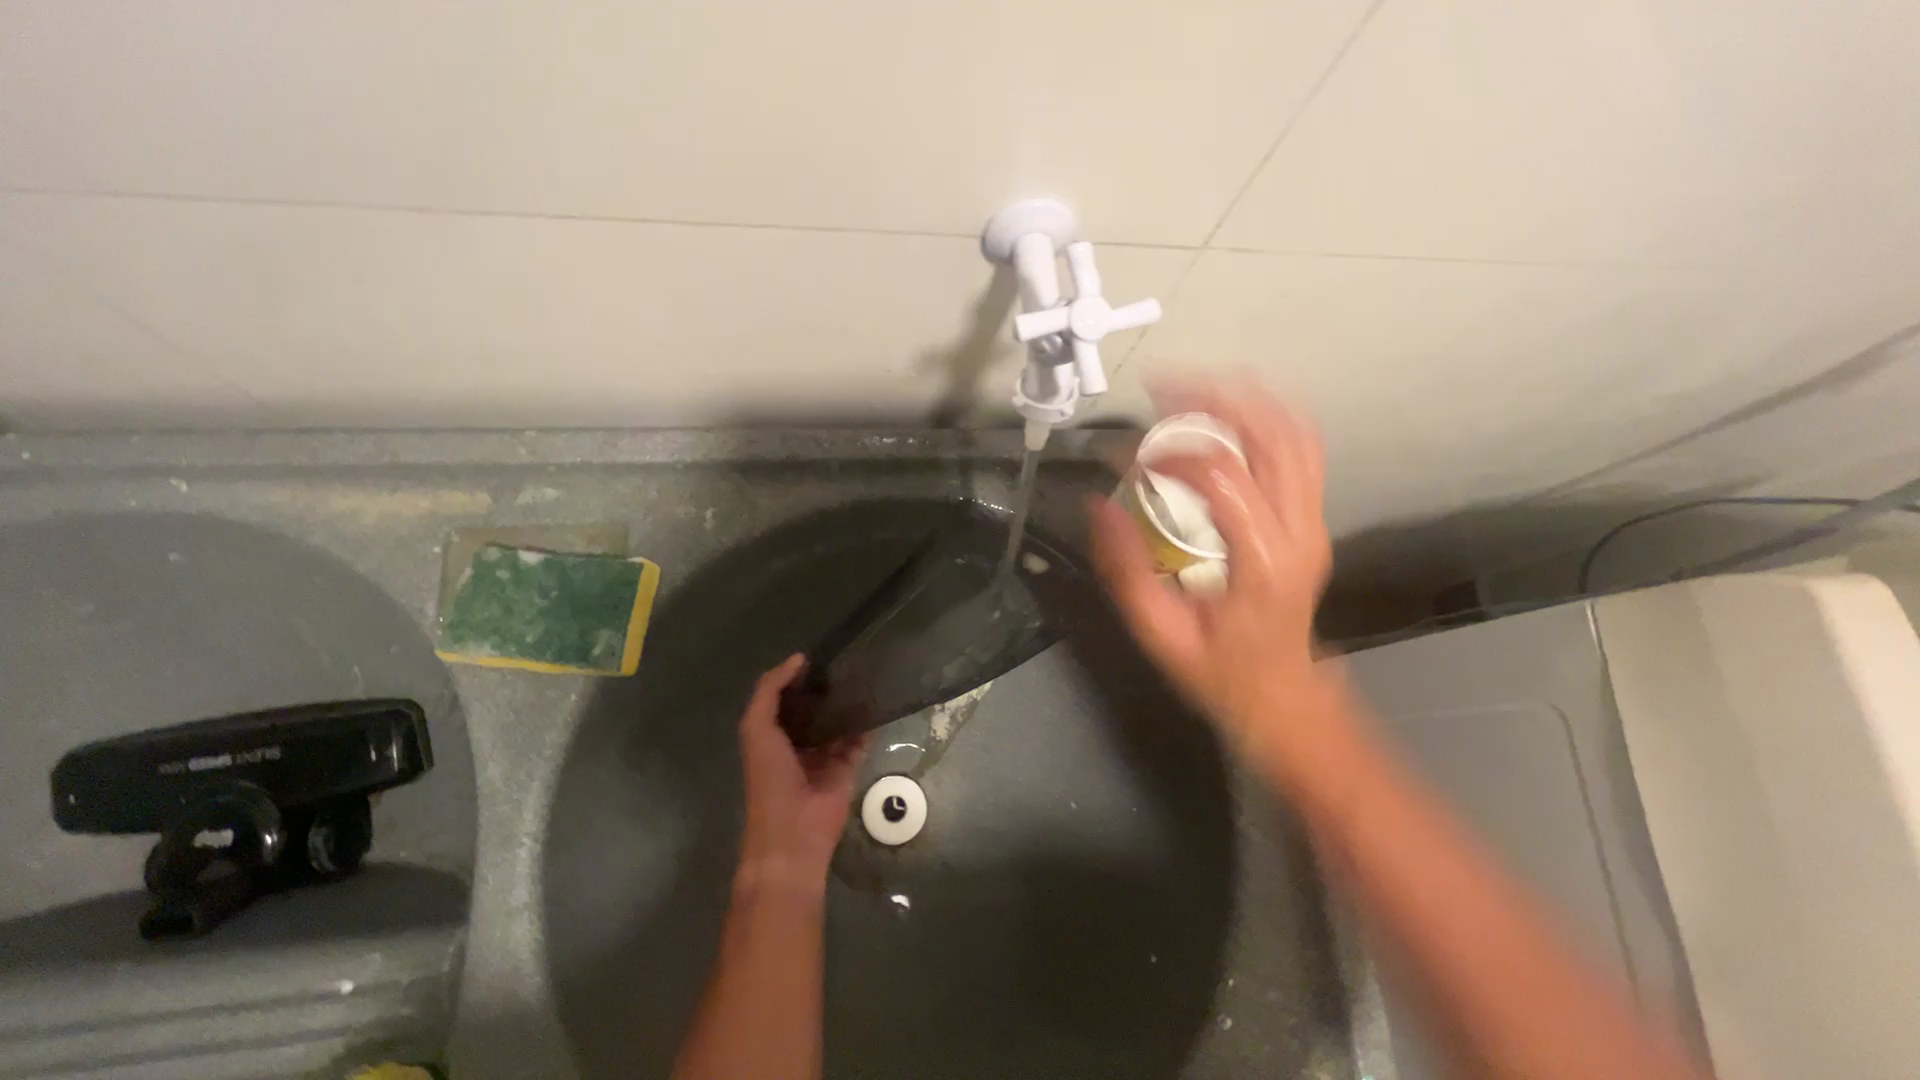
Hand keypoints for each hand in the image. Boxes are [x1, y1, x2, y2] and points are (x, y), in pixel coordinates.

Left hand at [736, 654, 869, 894]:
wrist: (793, 831)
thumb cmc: (768, 777)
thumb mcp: (756, 728)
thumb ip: (769, 691)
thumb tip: (798, 659)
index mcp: (770, 735)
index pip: (783, 699)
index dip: (794, 677)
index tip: (815, 656)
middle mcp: (796, 743)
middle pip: (812, 708)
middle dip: (824, 688)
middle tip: (844, 661)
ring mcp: (824, 756)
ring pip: (837, 722)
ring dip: (846, 703)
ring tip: (863, 673)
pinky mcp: (847, 768)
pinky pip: (859, 740)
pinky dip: (866, 724)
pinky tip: (876, 701)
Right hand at [1089, 378, 1343, 766]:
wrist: (1281, 694)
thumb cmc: (1220, 672)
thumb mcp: (1160, 632)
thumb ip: (1126, 569)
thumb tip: (1097, 505)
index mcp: (1262, 561)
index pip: (1221, 477)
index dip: (1170, 453)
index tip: (1125, 455)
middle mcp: (1298, 530)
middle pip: (1271, 436)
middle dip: (1215, 401)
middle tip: (1161, 392)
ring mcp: (1314, 520)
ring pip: (1294, 433)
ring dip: (1244, 401)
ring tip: (1191, 391)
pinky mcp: (1312, 516)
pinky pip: (1301, 449)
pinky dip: (1268, 418)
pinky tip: (1231, 412)